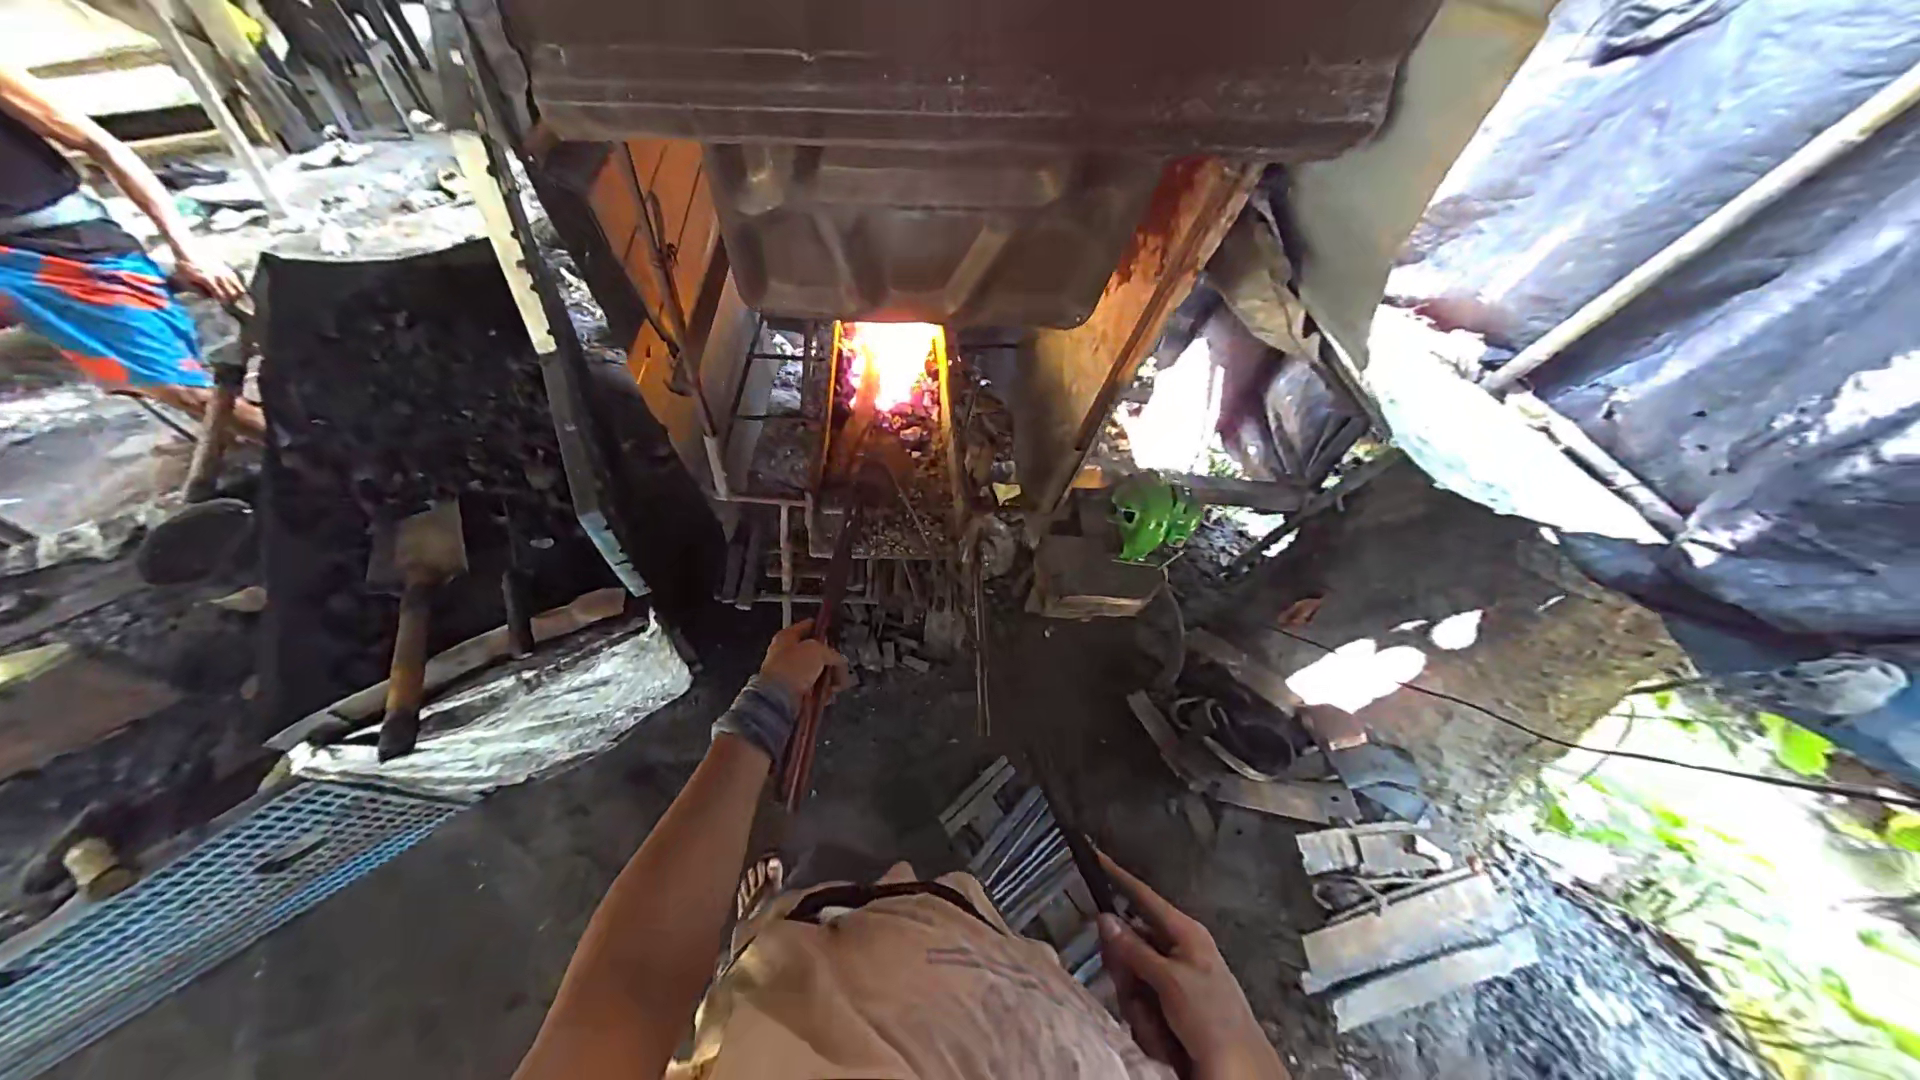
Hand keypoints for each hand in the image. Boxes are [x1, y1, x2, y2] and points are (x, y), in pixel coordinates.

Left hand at [173, 246, 246, 305]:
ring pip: (239, 289)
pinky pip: (239, 283)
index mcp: (208, 281)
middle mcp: (220, 278)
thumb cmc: (183, 264)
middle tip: (234, 307)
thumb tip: (209, 298)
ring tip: (237, 300)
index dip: (225, 304)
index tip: (227, 309)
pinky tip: (238, 292)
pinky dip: (239, 288)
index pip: (222, 296)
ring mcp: (226, 274)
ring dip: (238, 296)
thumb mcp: (184, 278)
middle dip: (234, 302)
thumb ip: (196, 289)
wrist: (187, 248)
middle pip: (233, 295)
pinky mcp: (229, 271)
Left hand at [757, 619, 850, 702]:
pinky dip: (823, 691)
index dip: (823, 628)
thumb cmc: (791, 668)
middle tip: (840, 662)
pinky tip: (830, 692)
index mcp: (786, 637)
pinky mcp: (794, 692)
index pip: (808, 626)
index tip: (834, 632)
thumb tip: (840, 660)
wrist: (779, 698)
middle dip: (830, 659)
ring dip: (829, 676)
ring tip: (839, 680)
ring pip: (816, 672)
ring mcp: (790, 674)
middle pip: (814, 652)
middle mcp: (786, 655)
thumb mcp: (818, 651)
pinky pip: (813, 689)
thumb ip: (832, 652)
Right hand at [1097, 852, 1288, 1079]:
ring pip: (1131, 982)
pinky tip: (1165, 1044)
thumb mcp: (1170, 981)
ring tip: (1161, 1030)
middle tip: (1135, 994)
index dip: (1118, 878)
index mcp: (1184, 933)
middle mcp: (1176, 953)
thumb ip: (1134, 950)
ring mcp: (1173, 984)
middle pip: (1129, 947)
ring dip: (1140, 1011)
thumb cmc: (1213, 1019)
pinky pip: (1141, 1009)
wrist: (1243, 1077)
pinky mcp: (1171, 1012)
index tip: (1095, 856)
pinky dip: (1148, 1029)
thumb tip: (1104, 917)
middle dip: (1128, 977)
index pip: (1143, 896)